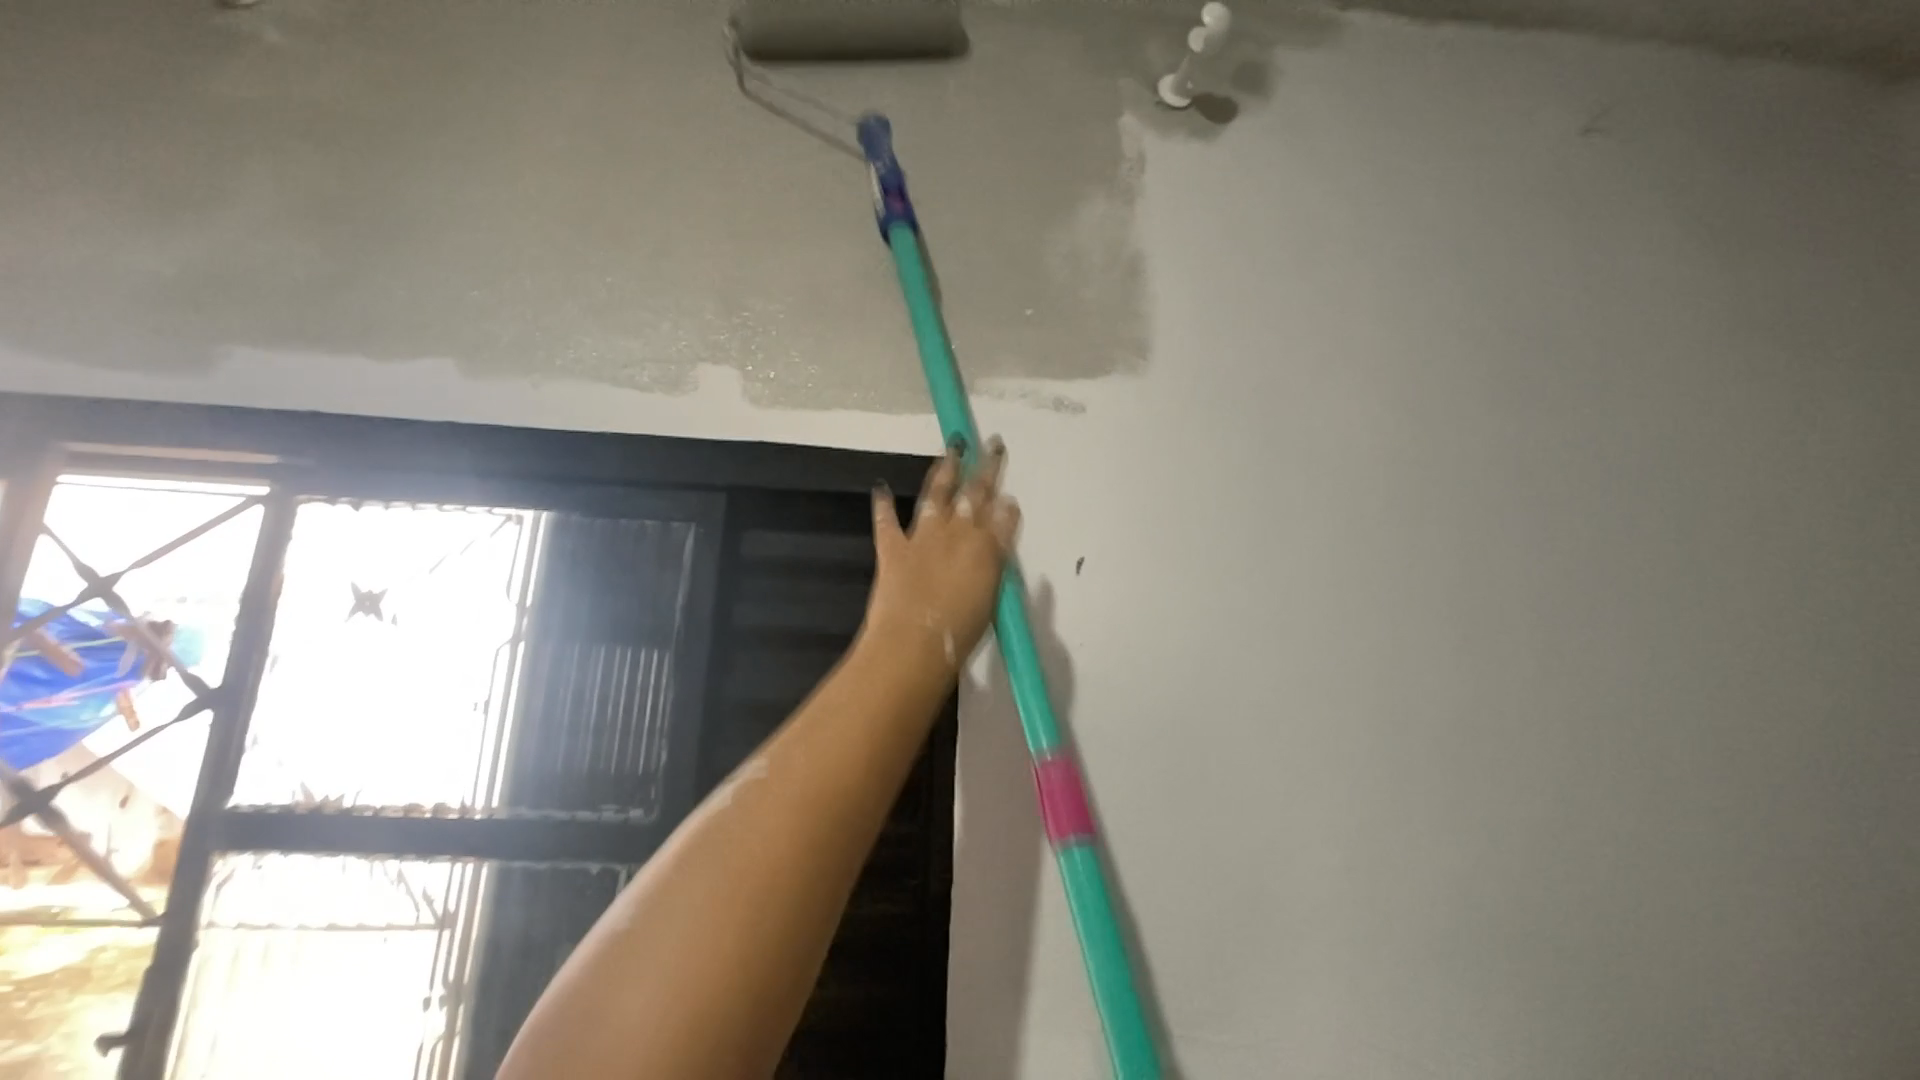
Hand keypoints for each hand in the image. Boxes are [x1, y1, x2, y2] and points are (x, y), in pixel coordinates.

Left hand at [865, 438, 1019, 670]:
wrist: (913, 643)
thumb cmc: (961, 635)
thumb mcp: (991, 602)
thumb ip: (995, 568)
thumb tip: (999, 542)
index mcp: (988, 550)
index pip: (1003, 517)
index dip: (1006, 502)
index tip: (1009, 490)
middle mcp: (958, 534)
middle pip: (975, 494)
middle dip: (985, 468)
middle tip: (990, 443)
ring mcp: (924, 537)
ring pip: (936, 495)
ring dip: (945, 470)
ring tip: (952, 448)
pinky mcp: (893, 547)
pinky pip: (887, 521)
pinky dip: (883, 505)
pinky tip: (880, 488)